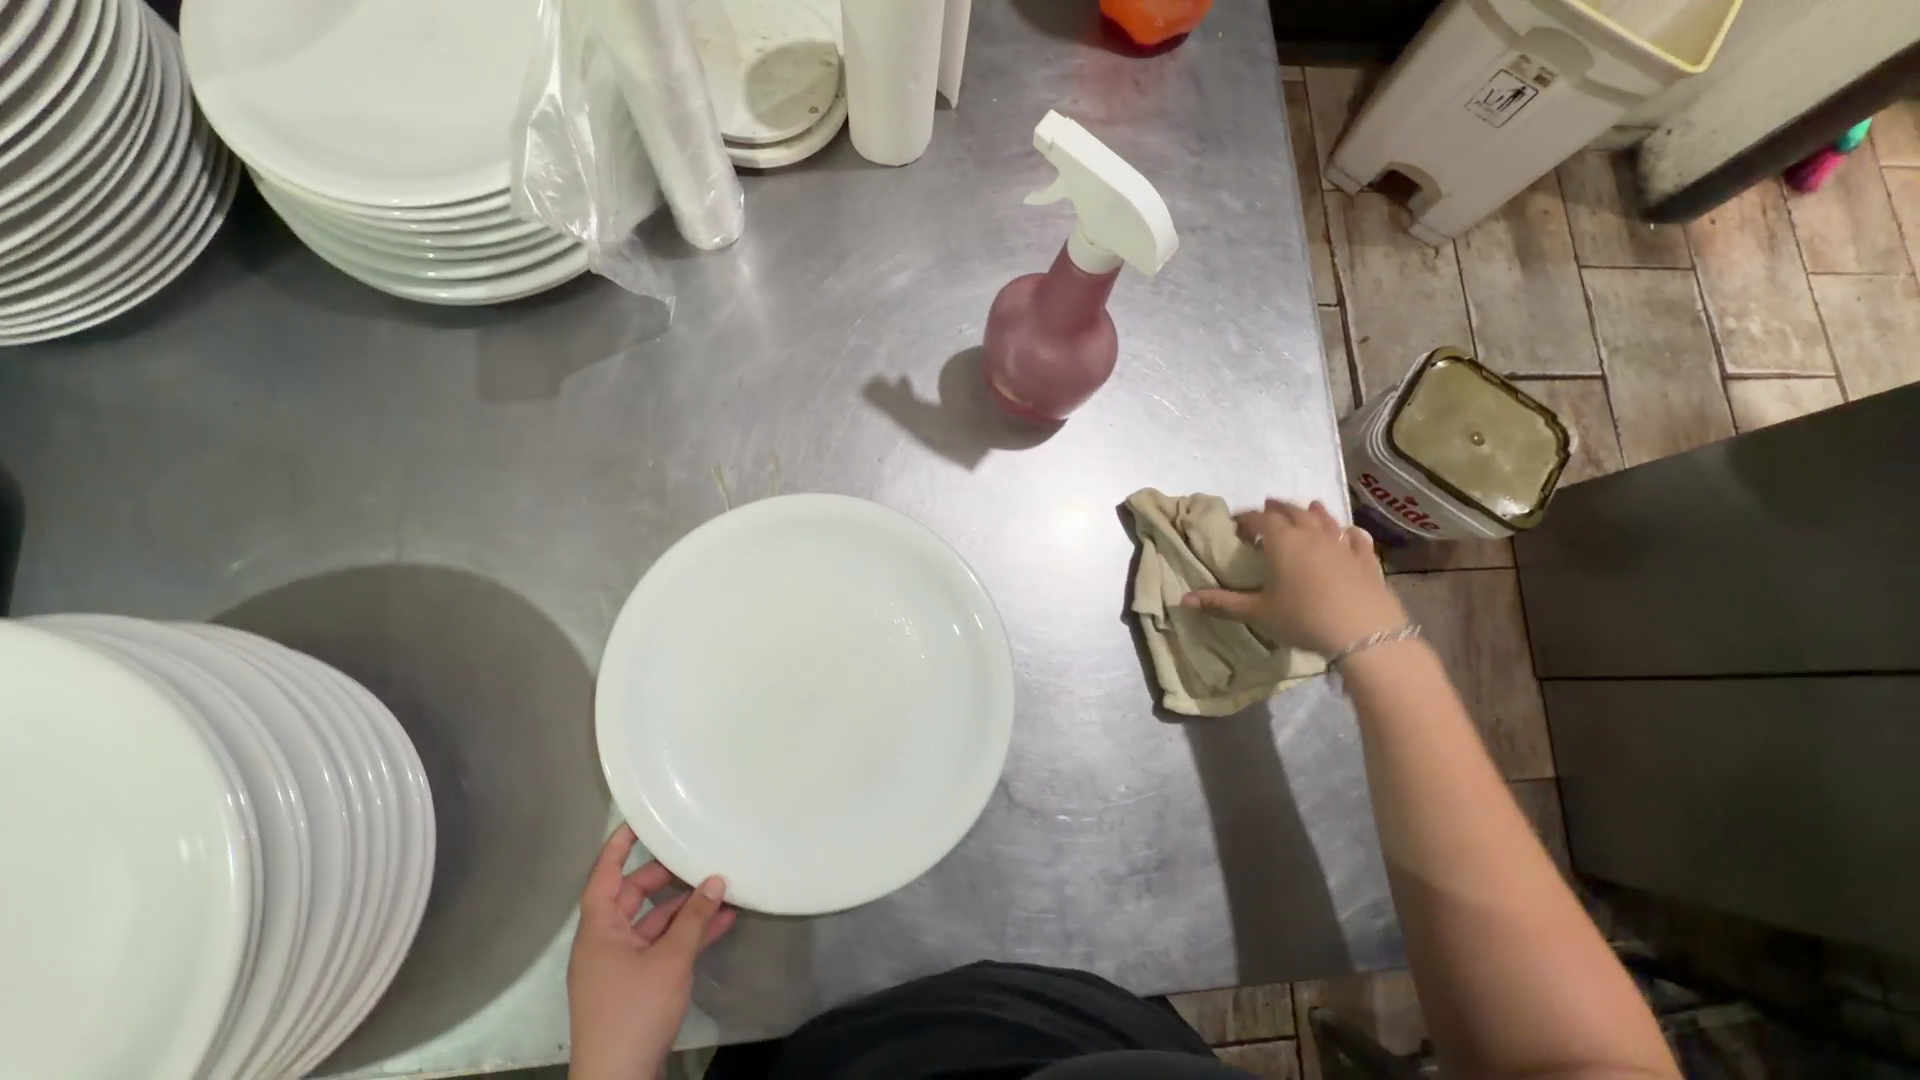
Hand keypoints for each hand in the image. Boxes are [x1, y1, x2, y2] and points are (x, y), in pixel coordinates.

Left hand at [567, 824, 736, 1079]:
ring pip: (652, 923)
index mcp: (598, 930)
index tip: (638, 822)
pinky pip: (661, 947)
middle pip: (632, 897)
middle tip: (695, 856)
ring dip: (684, 908)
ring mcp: (619, 965)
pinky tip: (720, 923)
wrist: (619, 1079)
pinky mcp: (635, 985)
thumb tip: (715, 881)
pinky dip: (686, 935)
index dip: (618, 848)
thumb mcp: (670, 959)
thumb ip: (694, 917)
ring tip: (720, 888)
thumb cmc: (635, 1010)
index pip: (604, 876)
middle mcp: (604, 942)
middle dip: (665, 878)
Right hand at [1182, 499, 1407, 657]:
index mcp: (1283, 542)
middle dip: (1278, 509)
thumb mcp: (1258, 613)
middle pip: (1293, 513)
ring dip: (1313, 512)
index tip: (1236, 525)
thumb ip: (1222, 603)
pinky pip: (1357, 540)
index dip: (1246, 519)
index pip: (1260, 520)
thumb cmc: (1303, 619)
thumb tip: (1184, 600)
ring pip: (1326, 520)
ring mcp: (1343, 546)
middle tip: (1267, 508)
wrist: (1364, 633)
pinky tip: (1351, 533)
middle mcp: (1312, 536)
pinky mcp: (1366, 561)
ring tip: (1308, 507)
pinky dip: (1350, 533)